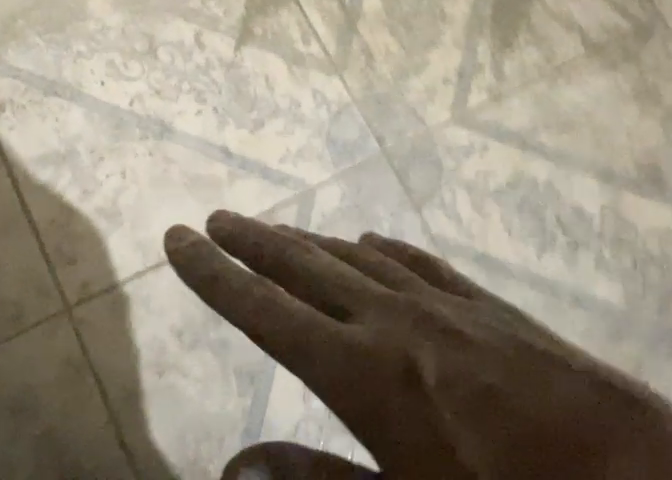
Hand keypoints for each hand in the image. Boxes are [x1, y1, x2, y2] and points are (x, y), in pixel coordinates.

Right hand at [165, 213, 671, 479]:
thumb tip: (231, 467)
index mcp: (362, 374)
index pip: (263, 310)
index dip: (213, 274)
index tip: (176, 238)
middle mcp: (392, 323)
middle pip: (302, 268)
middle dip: (250, 242)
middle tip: (213, 217)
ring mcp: (447, 310)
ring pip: (356, 258)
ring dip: (307, 241)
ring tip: (274, 229)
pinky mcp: (495, 311)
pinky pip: (419, 263)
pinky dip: (381, 248)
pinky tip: (368, 239)